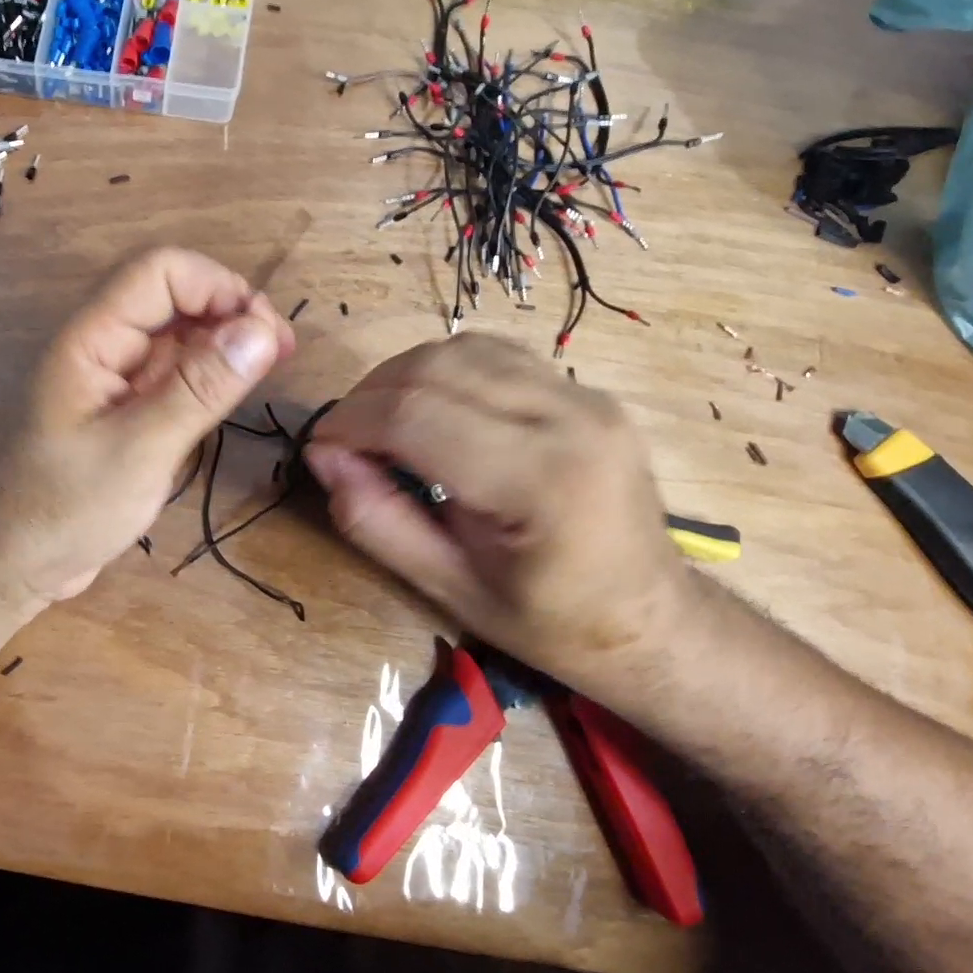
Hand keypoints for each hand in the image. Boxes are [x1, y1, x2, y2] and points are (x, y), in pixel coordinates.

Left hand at [0, 248, 295, 604]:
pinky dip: (197, 383)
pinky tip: (223, 403)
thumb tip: (261, 329)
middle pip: (167, 300)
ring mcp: (103, 384)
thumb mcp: (138, 452)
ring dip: (217, 348)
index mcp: (87, 340)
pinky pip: (161, 380)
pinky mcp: (112, 416)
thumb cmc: (61, 511)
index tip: (267, 334)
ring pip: (169, 340)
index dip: (218, 286)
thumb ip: (198, 389)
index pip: (158, 272)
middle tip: (278, 356)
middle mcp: (95, 349)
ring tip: (261, 376)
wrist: (3, 566)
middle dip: (226, 314)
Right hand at [301, 333, 692, 700]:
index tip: (319, 449)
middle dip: (368, 396)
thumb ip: (378, 520)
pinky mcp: (584, 391)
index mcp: (541, 480)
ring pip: (461, 349)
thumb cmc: (549, 623)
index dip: (350, 423)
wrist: (652, 619)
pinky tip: (423, 409)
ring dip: (400, 377)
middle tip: (342, 441)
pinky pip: (492, 356)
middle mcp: (570, 418)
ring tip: (375, 423)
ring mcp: (585, 396)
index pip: (416, 416)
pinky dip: (440, 371)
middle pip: (435, 367)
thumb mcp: (449, 588)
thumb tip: (323, 456)